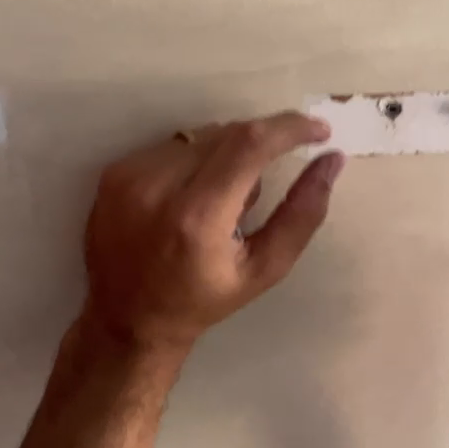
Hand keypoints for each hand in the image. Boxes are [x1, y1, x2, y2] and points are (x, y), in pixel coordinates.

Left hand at [81, 111, 345, 352]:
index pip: (249, 144)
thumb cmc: (202, 300)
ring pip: (200, 136)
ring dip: (224, 156)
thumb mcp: (264, 269)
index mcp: (197, 218)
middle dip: (257, 148)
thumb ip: (302, 213)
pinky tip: (186, 201)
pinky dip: (193, 162)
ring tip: (216, 204)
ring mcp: (130, 175)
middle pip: (227, 134)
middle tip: (255, 194)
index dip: (289, 128)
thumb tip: (333, 160)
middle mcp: (158, 186)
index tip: (317, 130)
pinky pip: (172, 146)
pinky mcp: (115, 171)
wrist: (126, 319)